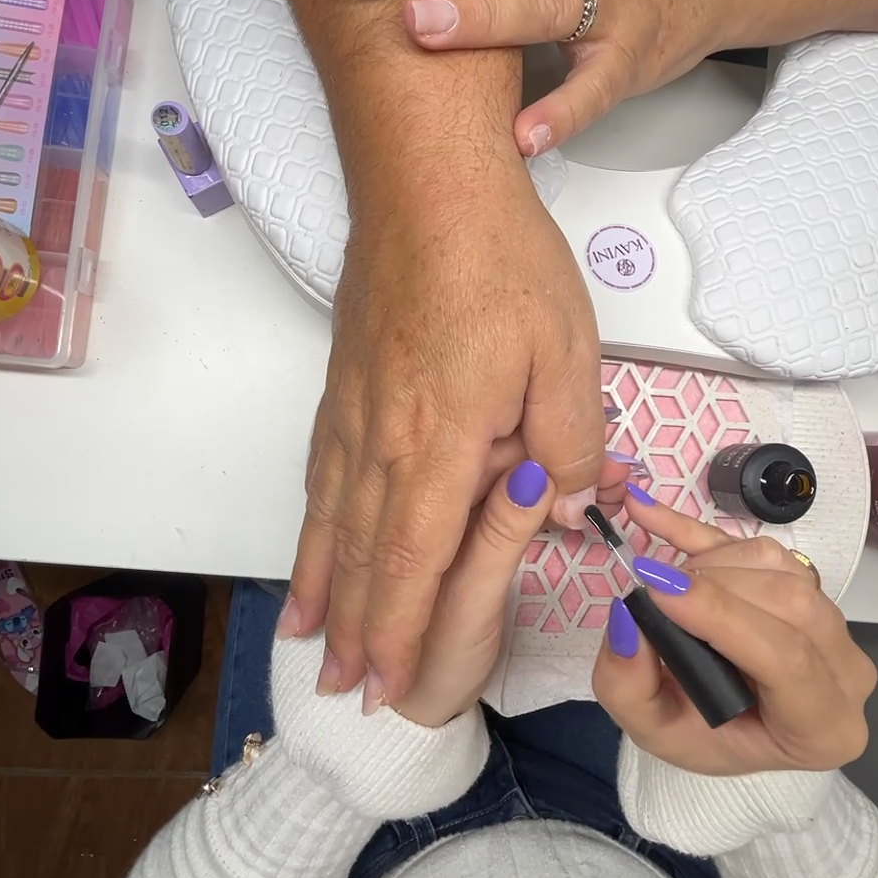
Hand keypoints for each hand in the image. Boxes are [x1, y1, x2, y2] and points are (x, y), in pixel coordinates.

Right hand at [283, 167, 613, 709]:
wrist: (427, 188)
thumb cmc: (500, 263)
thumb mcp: (566, 352)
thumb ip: (569, 442)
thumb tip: (567, 506)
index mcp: (440, 441)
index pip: (416, 560)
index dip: (402, 630)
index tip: (390, 686)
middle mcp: (380, 440)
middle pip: (364, 554)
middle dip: (358, 630)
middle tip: (342, 690)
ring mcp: (352, 413)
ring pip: (332, 520)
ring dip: (323, 588)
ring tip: (309, 640)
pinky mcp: (342, 387)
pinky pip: (320, 473)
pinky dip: (311, 525)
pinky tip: (310, 542)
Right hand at [594, 493, 876, 775]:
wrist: (722, 724)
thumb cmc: (698, 734)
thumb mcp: (649, 728)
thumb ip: (628, 684)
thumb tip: (627, 617)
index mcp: (823, 729)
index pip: (787, 660)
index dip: (720, 615)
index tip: (654, 589)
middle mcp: (847, 674)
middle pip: (789, 603)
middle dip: (710, 583)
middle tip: (648, 581)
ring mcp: (834, 625)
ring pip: (777, 567)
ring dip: (709, 561)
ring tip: (659, 577)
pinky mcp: (807, 584)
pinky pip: (761, 546)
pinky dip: (700, 530)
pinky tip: (648, 511)